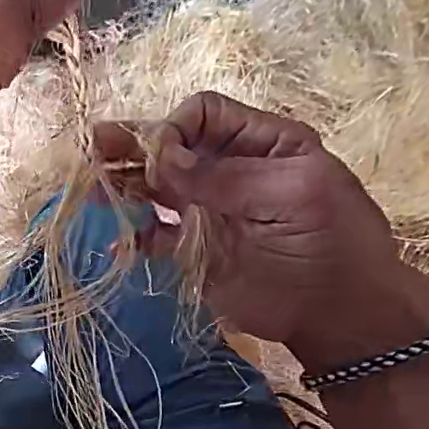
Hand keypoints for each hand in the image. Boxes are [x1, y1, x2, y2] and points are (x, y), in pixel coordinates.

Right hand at [97, 91, 428, 374]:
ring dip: (124, 188)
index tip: (159, 160)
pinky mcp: (190, 250)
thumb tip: (161, 158)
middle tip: (94, 153)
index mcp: (260, 143)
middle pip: (170, 150)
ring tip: (93, 192)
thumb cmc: (328, 244)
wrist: (335, 312)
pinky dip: (133, 238)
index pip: (203, 116)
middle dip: (133, 150)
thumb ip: (225, 176)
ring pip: (154, 189)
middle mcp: (226, 171)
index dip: (174, 130)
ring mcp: (205, 212)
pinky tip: (118, 245)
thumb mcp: (290, 195)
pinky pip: (153, 236)